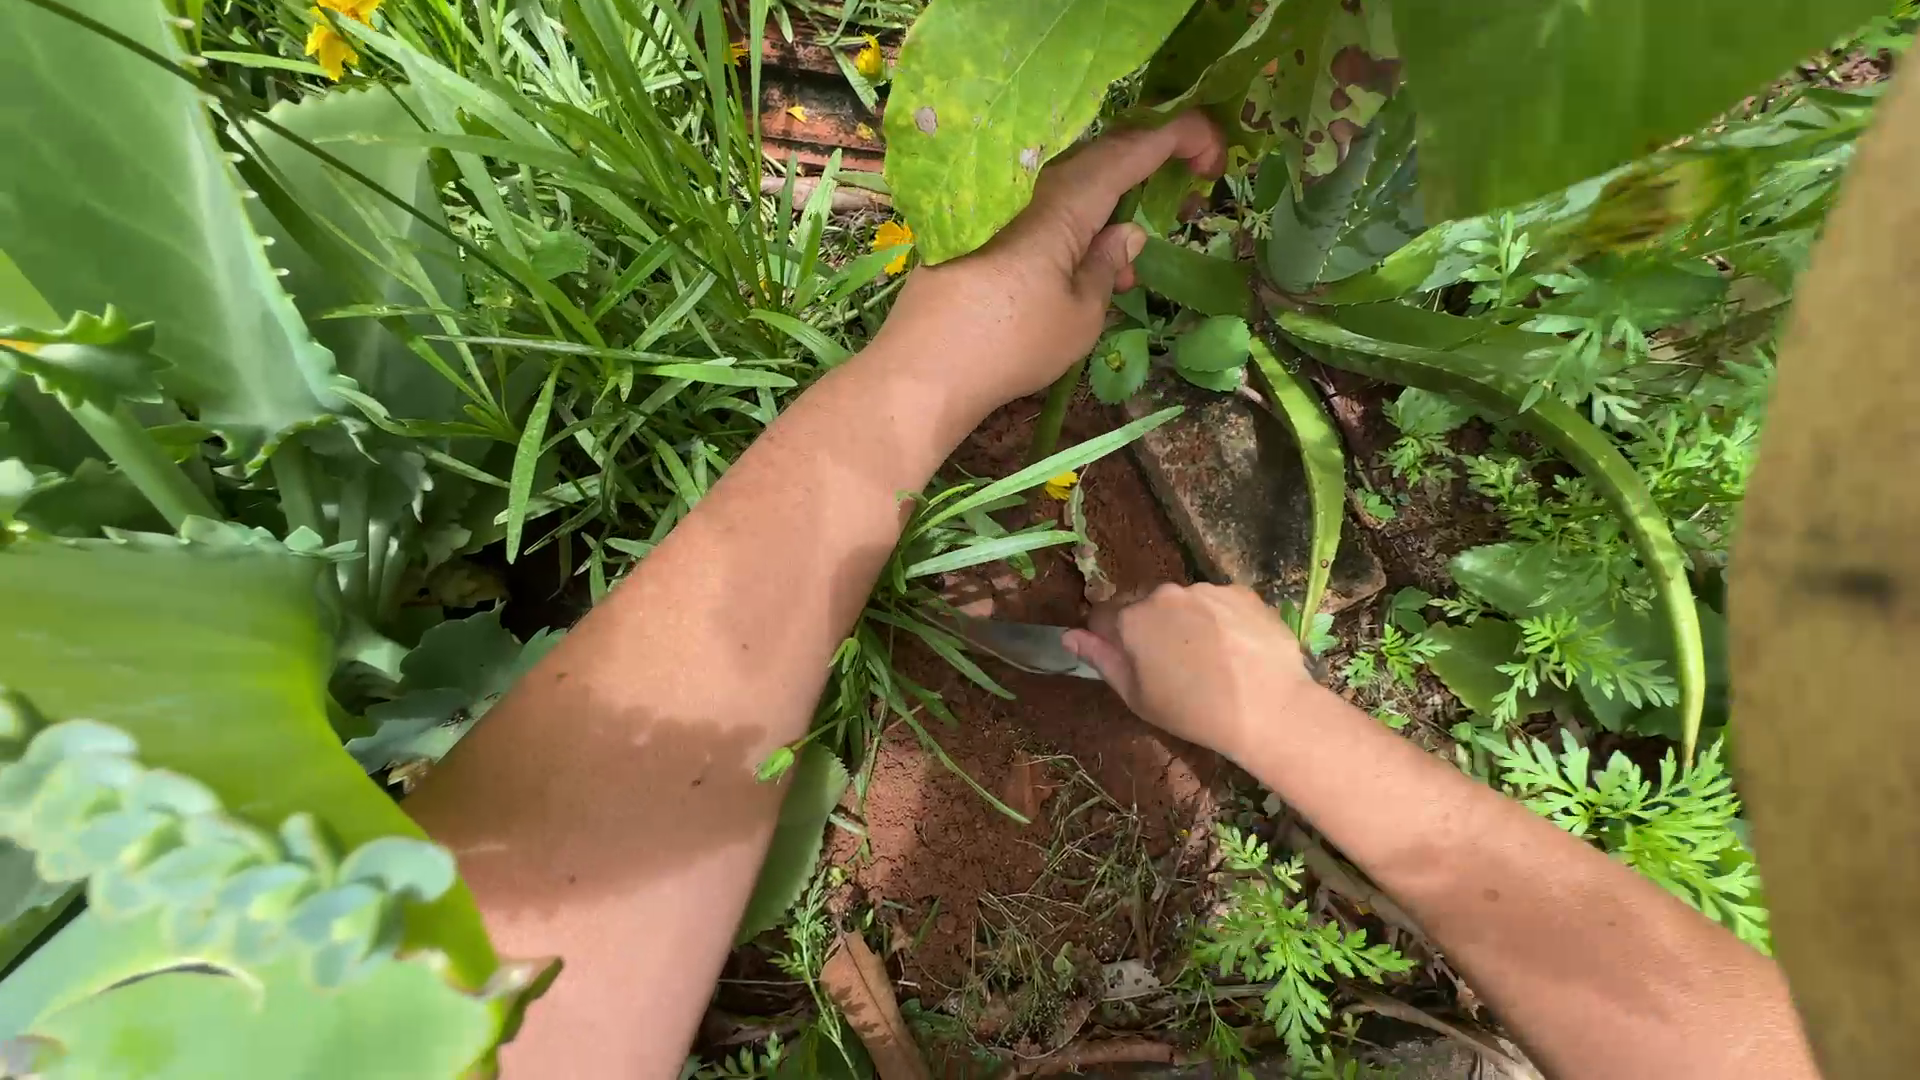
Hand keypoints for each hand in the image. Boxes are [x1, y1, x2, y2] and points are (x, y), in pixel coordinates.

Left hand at [871, 112, 1224, 411]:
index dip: (1181, 138)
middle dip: (1144, 177)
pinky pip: (1032, 217)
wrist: (924, 372)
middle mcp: (1028, 192)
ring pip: (1064, 195)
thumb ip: (1106, 268)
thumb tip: (1124, 236)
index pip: (1134, 147)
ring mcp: (994, 212)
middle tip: (1173, 206)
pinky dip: (1064, 236)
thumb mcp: (1081, 316)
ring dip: (1102, 220)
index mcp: (1065, 200)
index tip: (1213, 157)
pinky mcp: (971, 236)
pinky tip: (1071, 277)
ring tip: (1122, 270)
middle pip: (1098, 162)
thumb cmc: (1012, 346)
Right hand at [1062, 583, 1330, 761]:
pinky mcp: (1241, 592)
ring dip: (1187, 621)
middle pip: (1144, 605)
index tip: (1130, 662)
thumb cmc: (1192, 711)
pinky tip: (1236, 648)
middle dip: (1150, 627)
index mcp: (1132, 619)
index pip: (1103, 616)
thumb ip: (1100, 659)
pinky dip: (1221, 619)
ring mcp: (1205, 589)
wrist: (1269, 708)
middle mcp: (1163, 594)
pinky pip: (1219, 601)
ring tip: (1210, 658)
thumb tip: (1068, 635)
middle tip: (1173, 665)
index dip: (1111, 640)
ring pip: (1183, 602)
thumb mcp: (1136, 696)